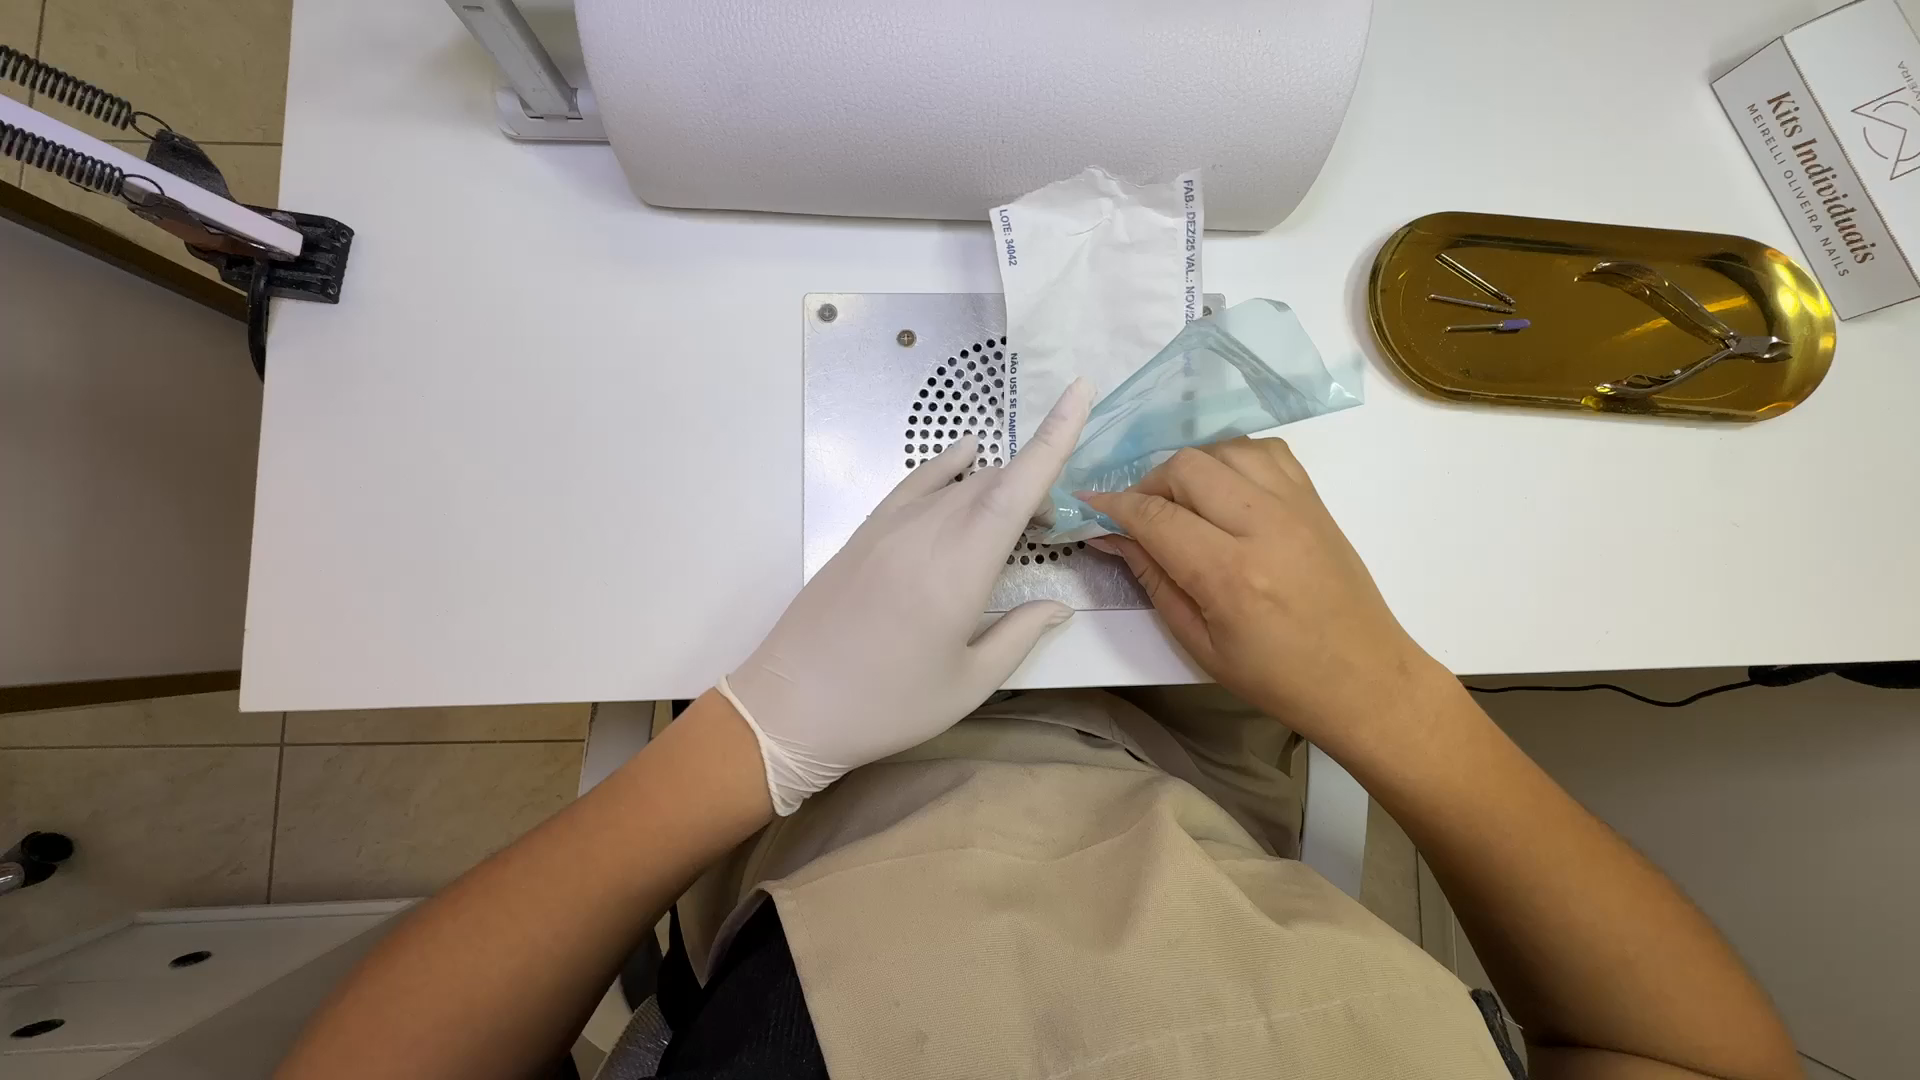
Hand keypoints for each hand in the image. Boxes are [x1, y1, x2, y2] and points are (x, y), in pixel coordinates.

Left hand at [722, 381, 1094, 813]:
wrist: (790, 707)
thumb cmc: (887, 704)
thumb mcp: (968, 683)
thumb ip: (1019, 634)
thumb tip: (1058, 606)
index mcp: (960, 568)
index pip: (1017, 487)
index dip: (1054, 437)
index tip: (1080, 390)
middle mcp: (926, 532)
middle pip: (992, 483)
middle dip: (1034, 484)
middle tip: (1053, 523)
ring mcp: (889, 527)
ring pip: (957, 483)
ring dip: (996, 486)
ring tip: (1016, 515)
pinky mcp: (864, 533)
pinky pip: (915, 484)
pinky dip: (946, 467)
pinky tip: (964, 458)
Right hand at [1082, 437, 1442, 748]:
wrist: (1365, 678)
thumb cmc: (1275, 676)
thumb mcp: (1198, 642)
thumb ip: (1152, 579)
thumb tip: (1111, 537)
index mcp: (1230, 574)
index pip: (1155, 516)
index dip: (1113, 506)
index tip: (1090, 505)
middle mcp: (1264, 526)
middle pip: (1186, 467)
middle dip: (1149, 485)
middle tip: (1141, 516)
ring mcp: (1296, 505)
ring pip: (1223, 448)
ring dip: (1190, 469)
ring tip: (1182, 503)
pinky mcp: (1314, 499)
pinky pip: (1264, 451)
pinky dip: (1232, 459)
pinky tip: (1223, 489)